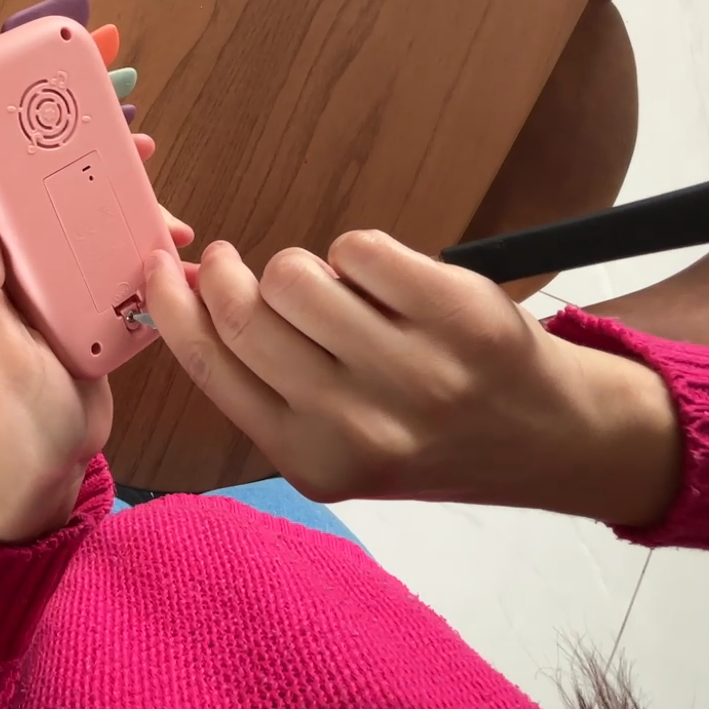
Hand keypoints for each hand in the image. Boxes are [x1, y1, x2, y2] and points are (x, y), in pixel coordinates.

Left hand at [0, 134, 193, 542]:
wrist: (55, 459)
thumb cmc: (19, 409)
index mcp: (0, 270)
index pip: (7, 196)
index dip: (31, 153)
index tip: (66, 123)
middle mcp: (31, 269)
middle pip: (63, 202)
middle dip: (101, 172)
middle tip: (143, 154)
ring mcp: (67, 287)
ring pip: (99, 230)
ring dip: (134, 215)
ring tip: (173, 224)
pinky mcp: (98, 309)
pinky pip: (124, 269)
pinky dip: (151, 259)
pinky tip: (179, 260)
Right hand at [143, 230, 680, 525]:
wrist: (550, 441)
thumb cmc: (418, 434)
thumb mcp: (325, 436)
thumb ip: (254, 372)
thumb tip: (185, 288)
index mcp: (309, 460)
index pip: (210, 362)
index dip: (172, 304)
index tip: (159, 268)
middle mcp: (358, 424)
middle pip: (244, 311)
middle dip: (223, 271)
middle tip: (228, 260)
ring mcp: (414, 371)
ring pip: (294, 271)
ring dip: (300, 267)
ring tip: (332, 292)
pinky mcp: (460, 314)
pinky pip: (358, 247)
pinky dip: (360, 254)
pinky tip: (385, 286)